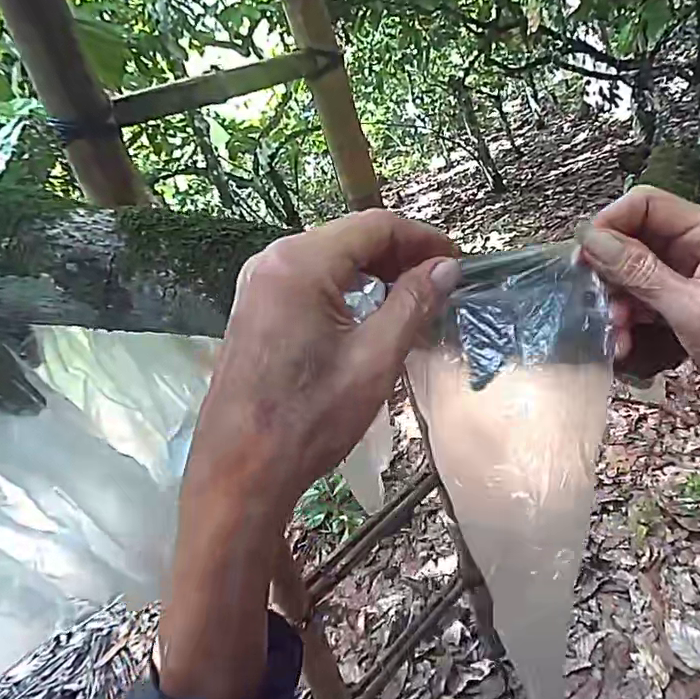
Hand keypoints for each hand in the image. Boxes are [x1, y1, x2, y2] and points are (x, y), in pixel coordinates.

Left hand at [161, 209, 456, 698]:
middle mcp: (273, 261)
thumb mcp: (375, 359)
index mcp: (300, 263)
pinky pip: (312, 281)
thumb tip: (447, 267)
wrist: (241, 472)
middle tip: (442, 283)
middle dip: (402, 254)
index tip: (458, 263)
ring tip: (416, 298)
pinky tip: (372, 312)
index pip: (376, 226)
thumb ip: (413, 304)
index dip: (424, 239)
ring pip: (332, 258)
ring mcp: (258, 285)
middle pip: (351, 237)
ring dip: (378, 272)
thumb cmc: (311, 419)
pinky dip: (350, 288)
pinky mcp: (255, 310)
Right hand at [581, 185, 699, 551]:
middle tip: (604, 312)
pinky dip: (634, 325)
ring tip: (618, 340)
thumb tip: (592, 239)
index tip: (584, 259)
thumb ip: (640, 272)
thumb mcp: (692, 308)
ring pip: (637, 279)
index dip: (609, 226)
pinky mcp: (688, 310)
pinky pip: (648, 306)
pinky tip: (627, 349)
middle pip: (636, 244)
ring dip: (621, 308)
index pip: (646, 206)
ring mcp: (693, 281)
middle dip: (613, 278)